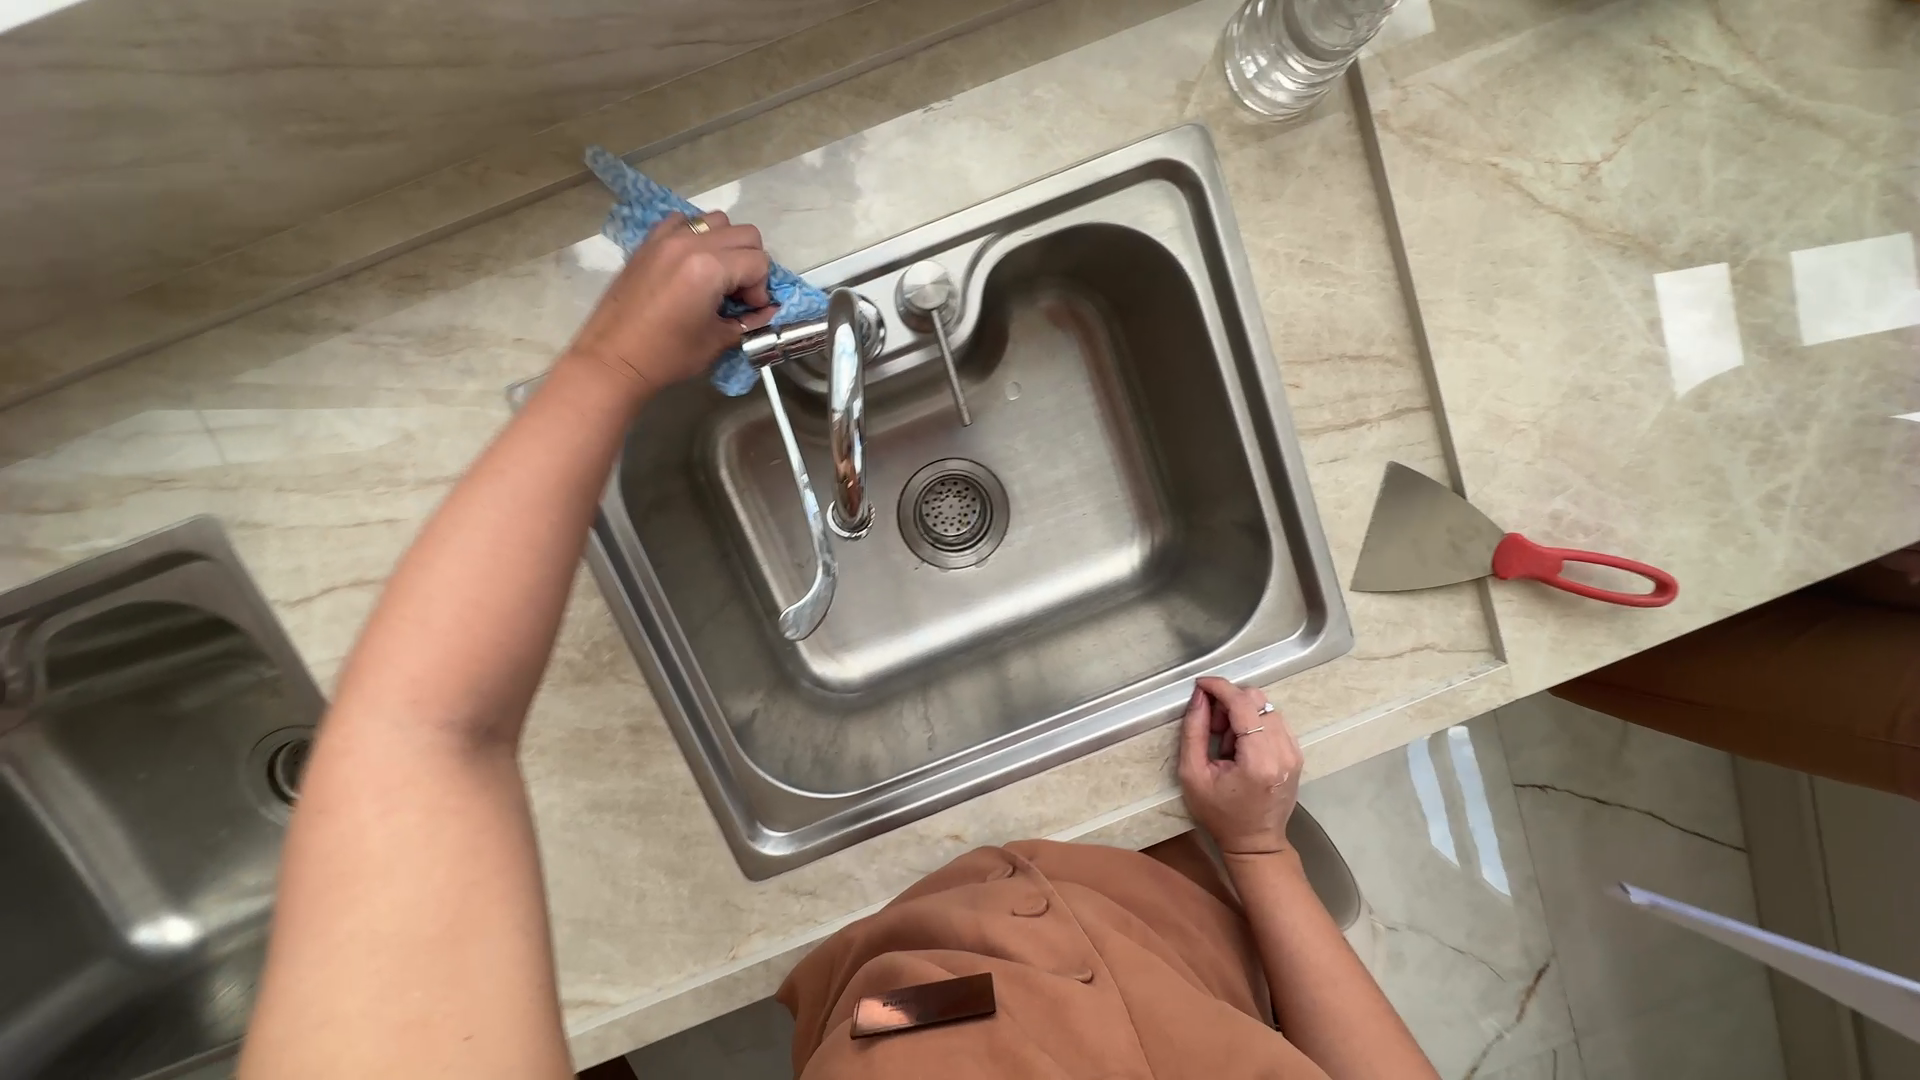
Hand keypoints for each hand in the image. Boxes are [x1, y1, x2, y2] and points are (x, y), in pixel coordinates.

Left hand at [562, 211, 778, 403]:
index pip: (758, 262)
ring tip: (717, 277)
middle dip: (750, 264)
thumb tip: (767, 311)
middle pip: (744, 234)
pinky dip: (696, 237)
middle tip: (738, 294)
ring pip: (716, 221)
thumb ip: (750, 320)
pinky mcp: (649, 242)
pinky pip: (684, 222)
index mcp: (709, 268)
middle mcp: (689, 242)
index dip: (761, 289)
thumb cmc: (668, 355)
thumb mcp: (718, 341)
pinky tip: (692, 265)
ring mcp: (666, 237)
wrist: (614, 358)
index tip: (749, 311)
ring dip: (727, 246)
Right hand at [1176, 676, 1301, 855]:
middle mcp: (1283, 753)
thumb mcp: (1192, 774)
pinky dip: (1255, 723)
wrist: (1255, 843)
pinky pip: (1275, 721)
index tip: (1201, 684)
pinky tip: (1242, 745)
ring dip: (1242, 713)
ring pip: (1267, 707)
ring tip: (1226, 740)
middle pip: (1257, 700)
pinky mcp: (1296, 754)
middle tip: (1212, 726)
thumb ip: (1194, 730)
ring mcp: (1294, 753)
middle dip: (1229, 703)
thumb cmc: (1219, 813)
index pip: (1243, 705)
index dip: (1220, 687)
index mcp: (1258, 761)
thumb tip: (1200, 697)